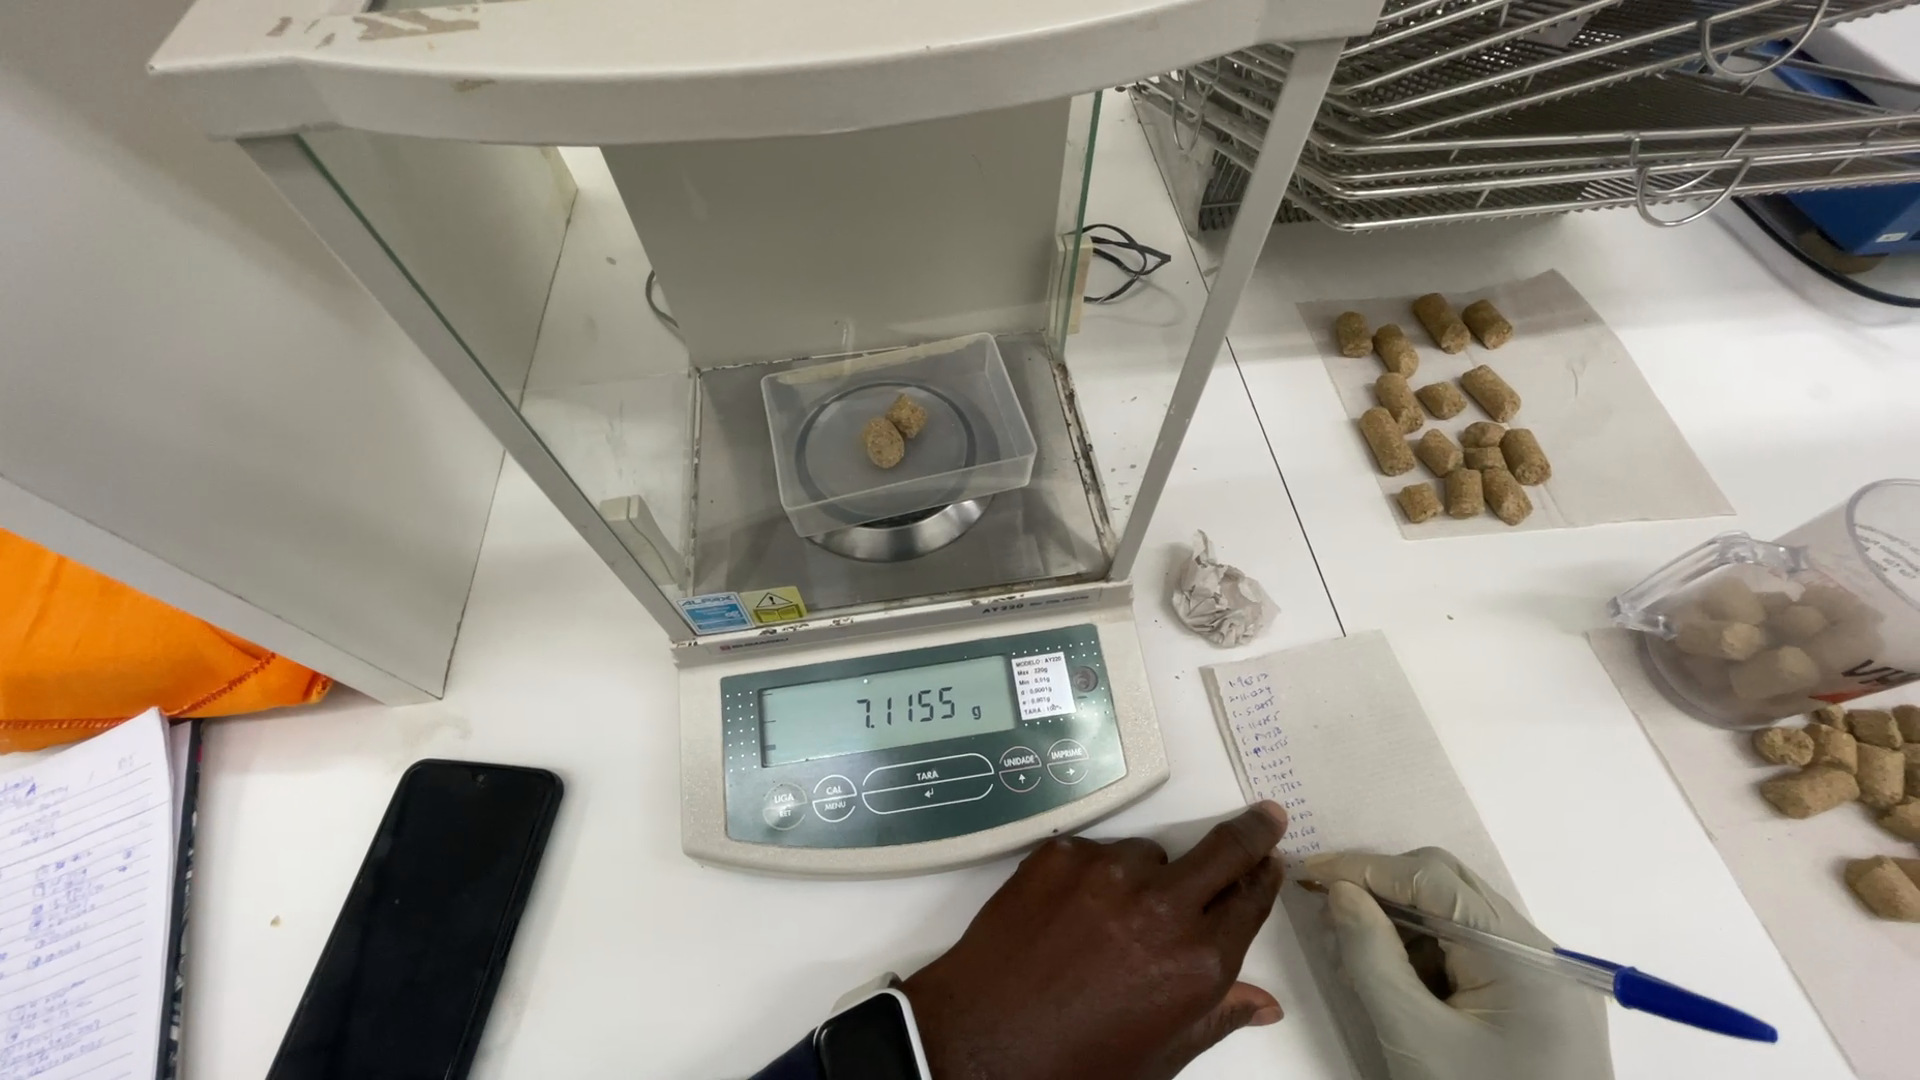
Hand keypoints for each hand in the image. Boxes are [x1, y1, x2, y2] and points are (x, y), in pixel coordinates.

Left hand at [901, 803, 1289, 1079]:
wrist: (981, 1040)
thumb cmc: (1076, 1061)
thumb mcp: (1159, 1055)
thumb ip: (1215, 1015)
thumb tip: (1264, 1002)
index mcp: (1195, 962)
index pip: (1248, 902)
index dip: (1263, 878)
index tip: (1270, 858)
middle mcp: (1159, 905)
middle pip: (1221, 852)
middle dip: (1249, 833)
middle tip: (1264, 815)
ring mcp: (1105, 869)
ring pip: (1149, 852)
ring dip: (1148, 873)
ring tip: (1113, 916)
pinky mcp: (1060, 852)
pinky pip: (1095, 851)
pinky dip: (1095, 871)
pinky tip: (1073, 909)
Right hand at [1303, 848, 1612, 1079]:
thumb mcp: (1412, 1034)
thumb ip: (1370, 953)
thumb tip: (1340, 889)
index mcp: (1522, 956)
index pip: (1430, 877)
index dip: (1365, 866)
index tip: (1310, 871)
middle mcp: (1540, 954)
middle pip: (1446, 885)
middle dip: (1383, 890)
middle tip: (1333, 911)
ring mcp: (1541, 979)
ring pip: (1454, 914)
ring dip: (1400, 923)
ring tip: (1358, 958)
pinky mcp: (1533, 1002)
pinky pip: (1468, 949)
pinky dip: (1424, 951)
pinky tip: (1396, 981)